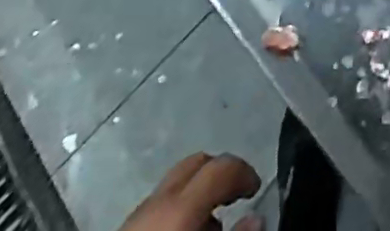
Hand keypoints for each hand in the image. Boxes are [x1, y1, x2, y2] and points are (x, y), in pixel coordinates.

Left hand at [118, 153, 262, 230]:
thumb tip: (254, 219)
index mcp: (180, 208)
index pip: (220, 168)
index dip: (244, 173)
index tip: (256, 192)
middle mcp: (156, 204)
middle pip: (195, 165)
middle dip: (220, 174)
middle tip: (236, 199)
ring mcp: (134, 219)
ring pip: (173, 187)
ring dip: (198, 195)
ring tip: (211, 230)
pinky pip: (156, 209)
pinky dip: (177, 213)